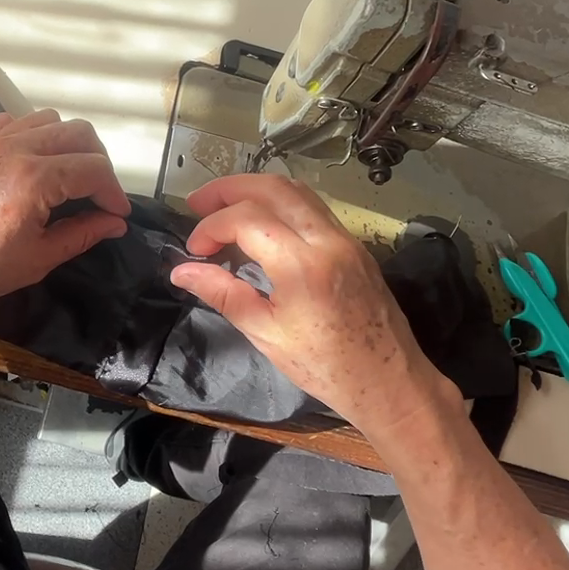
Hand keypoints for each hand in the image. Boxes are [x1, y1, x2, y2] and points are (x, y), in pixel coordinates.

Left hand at [0, 110, 131, 318]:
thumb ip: (82, 234)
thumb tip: (115, 222)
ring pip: (50, 120)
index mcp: (35, 178)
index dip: (114, 192)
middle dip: (98, 163)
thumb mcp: (37, 259)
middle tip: (98, 196)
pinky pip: (16, 121)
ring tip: (70, 177)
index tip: (117, 214)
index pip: (95, 169)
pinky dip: (35, 134)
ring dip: (69, 143)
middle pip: (79, 134)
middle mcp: (17, 148)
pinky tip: (35, 162)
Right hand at [167, 173, 461, 444]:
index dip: (210, 227)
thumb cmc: (323, 366)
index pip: (245, 219)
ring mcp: (345, 238)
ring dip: (254, 190)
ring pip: (295, 190)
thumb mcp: (264, 333)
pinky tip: (259, 223)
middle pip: (272, 188)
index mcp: (302, 264)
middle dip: (228, 189)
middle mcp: (327, 239)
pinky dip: (278, 203)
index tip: (193, 250)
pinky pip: (311, 207)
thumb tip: (180, 271)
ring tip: (223, 206)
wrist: (388, 381)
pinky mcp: (353, 244)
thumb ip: (221, 292)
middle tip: (197, 204)